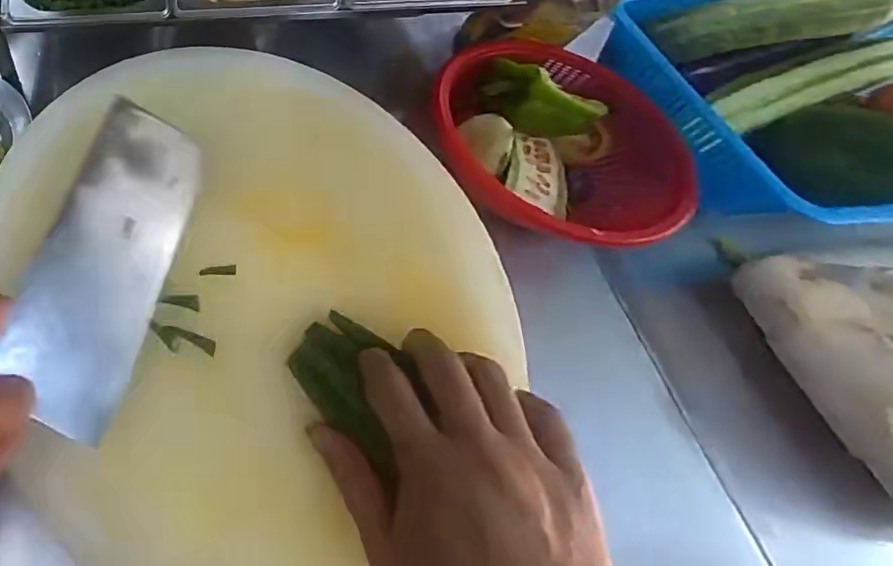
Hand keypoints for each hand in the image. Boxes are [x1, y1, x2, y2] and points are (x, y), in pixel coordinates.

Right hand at [311, 333, 609, 565]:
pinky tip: (506, 416)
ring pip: (494, 377)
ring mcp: (533, 460)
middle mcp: (481, 447)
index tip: (369, 362)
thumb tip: (318, 428)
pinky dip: (520, 403)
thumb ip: (355, 484)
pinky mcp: (574, 478)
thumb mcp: (389, 552)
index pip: (390, 384)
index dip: (373, 363)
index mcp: (430, 464)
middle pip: (444, 364)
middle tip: (408, 355)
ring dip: (465, 367)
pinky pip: (546, 414)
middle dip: (419, 347)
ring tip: (455, 380)